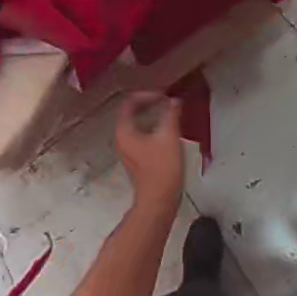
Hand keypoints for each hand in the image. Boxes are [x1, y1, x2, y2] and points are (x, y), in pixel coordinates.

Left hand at [114, 92, 182, 210]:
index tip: (164, 96)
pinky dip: (153, 129)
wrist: (158, 200)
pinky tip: (168, 131)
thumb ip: (171, 114)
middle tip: (167, 102)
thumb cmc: (161, 168)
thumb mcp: (169, 136)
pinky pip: (142, 136)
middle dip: (150, 104)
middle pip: (132, 113)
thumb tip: (175, 101)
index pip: (129, 103)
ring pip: (138, 125)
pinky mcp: (137, 160)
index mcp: (124, 131)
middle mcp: (122, 139)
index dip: (146, 95)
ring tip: (170, 113)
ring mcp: (128, 151)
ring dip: (153, 117)